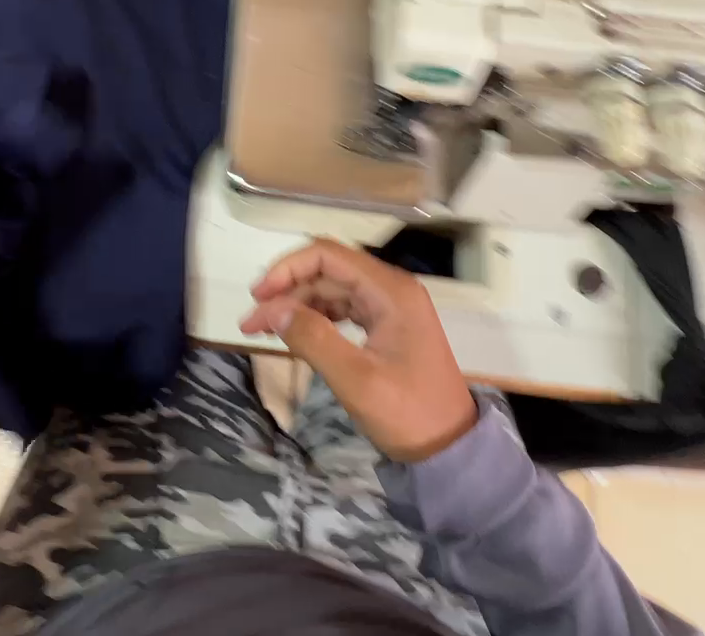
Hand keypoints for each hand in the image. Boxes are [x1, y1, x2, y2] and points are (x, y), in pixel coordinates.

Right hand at [239, 239, 477, 462]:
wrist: (451, 449)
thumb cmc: (409, 414)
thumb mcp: (357, 380)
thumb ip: (313, 339)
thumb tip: (271, 310)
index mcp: (390, 291)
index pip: (328, 255)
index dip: (287, 268)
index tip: (258, 297)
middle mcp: (390, 289)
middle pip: (327, 269)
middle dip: (287, 289)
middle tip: (252, 321)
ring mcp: (390, 306)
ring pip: (332, 288)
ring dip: (297, 303)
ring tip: (265, 328)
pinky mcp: (386, 325)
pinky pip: (343, 307)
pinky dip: (315, 316)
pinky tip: (295, 333)